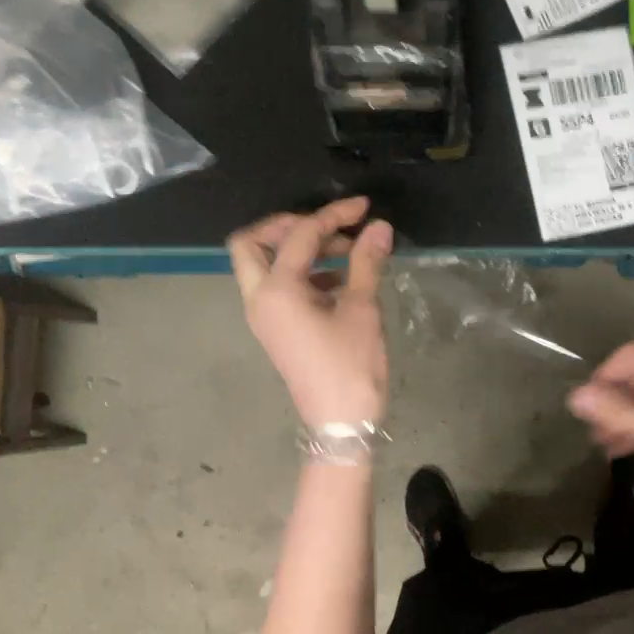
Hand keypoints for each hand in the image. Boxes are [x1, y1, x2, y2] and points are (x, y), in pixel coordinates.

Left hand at [228, 198, 392, 427]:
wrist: (340, 423)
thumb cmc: (351, 367)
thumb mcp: (362, 311)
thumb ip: (367, 263)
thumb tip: (379, 228)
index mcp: (276, 290)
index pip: (300, 236)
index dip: (334, 216)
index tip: (365, 210)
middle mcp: (258, 299)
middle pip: (253, 243)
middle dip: (290, 227)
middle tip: (331, 228)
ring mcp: (264, 317)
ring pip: (262, 266)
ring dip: (297, 251)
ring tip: (345, 254)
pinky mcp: (276, 330)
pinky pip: (277, 288)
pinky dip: (301, 274)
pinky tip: (339, 281)